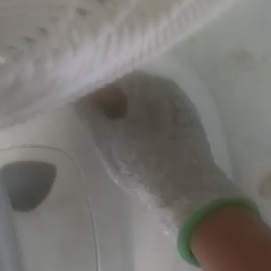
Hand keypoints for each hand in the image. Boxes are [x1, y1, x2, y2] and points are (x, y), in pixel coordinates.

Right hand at [75, 73, 248, 258]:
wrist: (188, 191)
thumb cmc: (141, 162)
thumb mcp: (106, 139)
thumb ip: (89, 113)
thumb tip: (79, 96)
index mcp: (145, 84)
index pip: (113, 79)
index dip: (96, 94)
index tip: (87, 112)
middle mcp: (166, 86)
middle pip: (133, 90)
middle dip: (114, 104)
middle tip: (100, 127)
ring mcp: (182, 105)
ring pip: (148, 104)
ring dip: (131, 116)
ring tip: (120, 140)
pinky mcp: (191, 125)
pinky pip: (163, 117)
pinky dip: (149, 125)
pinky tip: (142, 145)